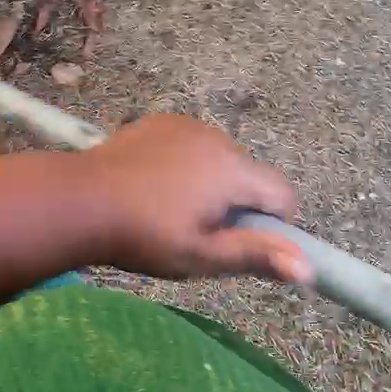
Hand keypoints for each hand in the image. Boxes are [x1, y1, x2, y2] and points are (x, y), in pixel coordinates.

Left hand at [78, 114, 312, 285]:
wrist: (81, 199)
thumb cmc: (145, 235)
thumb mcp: (202, 256)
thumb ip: (257, 256)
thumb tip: (309, 270)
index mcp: (232, 169)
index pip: (283, 192)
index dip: (274, 223)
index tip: (240, 242)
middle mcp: (215, 137)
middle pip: (249, 174)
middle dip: (237, 202)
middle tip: (199, 231)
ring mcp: (185, 124)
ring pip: (218, 158)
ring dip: (210, 181)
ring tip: (171, 209)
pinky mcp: (159, 121)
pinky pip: (190, 143)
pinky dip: (185, 162)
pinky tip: (154, 184)